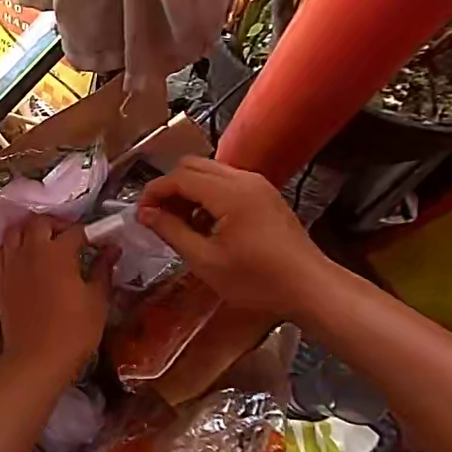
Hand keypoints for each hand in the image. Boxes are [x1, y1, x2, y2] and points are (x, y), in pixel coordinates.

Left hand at [0, 216, 111, 384]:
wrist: (35, 360)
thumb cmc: (73, 331)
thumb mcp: (97, 300)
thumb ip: (103, 269)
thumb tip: (112, 250)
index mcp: (58, 252)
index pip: (76, 230)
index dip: (90, 234)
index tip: (100, 243)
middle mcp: (32, 251)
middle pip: (40, 222)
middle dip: (57, 224)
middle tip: (71, 240)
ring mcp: (12, 264)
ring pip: (16, 232)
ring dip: (31, 232)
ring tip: (46, 244)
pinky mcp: (1, 280)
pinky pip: (4, 251)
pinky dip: (16, 248)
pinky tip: (28, 260)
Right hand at [136, 157, 333, 317]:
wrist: (310, 286)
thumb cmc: (258, 280)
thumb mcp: (206, 262)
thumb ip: (172, 232)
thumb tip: (146, 213)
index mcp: (229, 192)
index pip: (179, 176)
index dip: (154, 192)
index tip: (141, 214)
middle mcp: (243, 178)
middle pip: (193, 164)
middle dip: (170, 187)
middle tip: (159, 217)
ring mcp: (257, 183)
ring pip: (210, 171)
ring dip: (189, 190)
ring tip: (181, 224)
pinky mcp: (265, 193)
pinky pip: (227, 181)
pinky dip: (208, 194)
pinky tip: (207, 224)